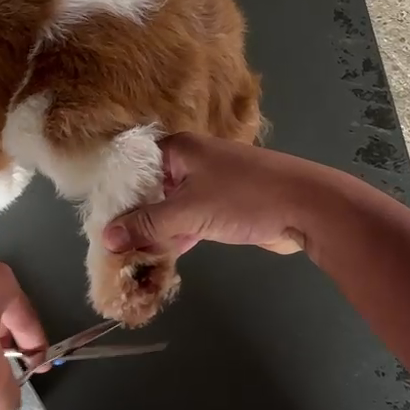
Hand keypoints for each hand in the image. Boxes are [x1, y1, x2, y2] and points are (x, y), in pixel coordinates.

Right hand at [102, 132, 327, 257]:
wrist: (310, 207)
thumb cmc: (246, 198)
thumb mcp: (189, 213)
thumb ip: (146, 225)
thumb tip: (106, 238)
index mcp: (179, 149)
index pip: (133, 169)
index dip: (116, 196)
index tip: (99, 224)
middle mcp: (191, 161)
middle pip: (150, 190)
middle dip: (133, 218)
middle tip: (112, 248)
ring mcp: (209, 184)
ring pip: (170, 208)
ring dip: (155, 232)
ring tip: (131, 259)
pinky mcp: (224, 206)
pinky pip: (190, 220)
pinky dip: (176, 237)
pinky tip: (161, 259)